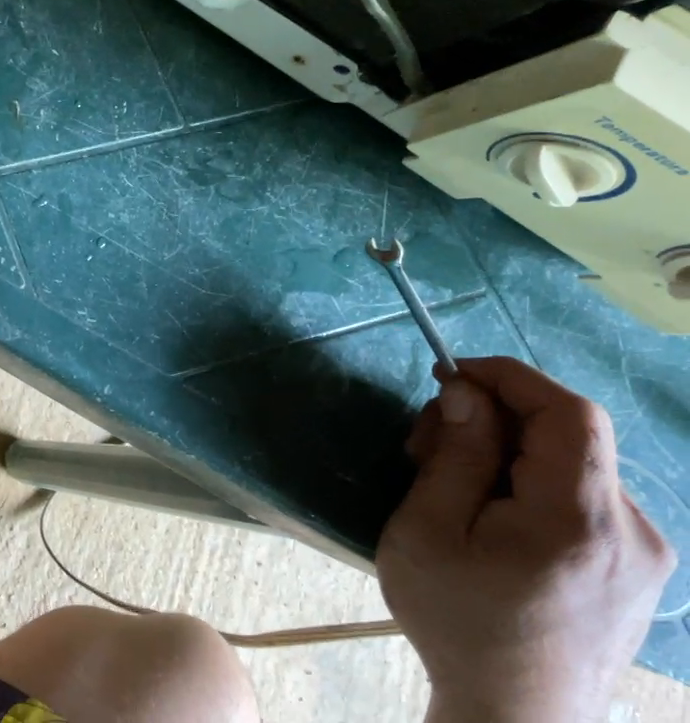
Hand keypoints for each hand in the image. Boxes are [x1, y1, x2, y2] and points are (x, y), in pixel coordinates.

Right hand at [377, 357, 674, 721]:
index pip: (568, 413)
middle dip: (490, 418)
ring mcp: (642, 551)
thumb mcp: (426, 532)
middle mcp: (630, 528)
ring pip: (571, 465)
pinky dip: (529, 481)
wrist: (519, 712)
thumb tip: (466, 394)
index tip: (447, 373)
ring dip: (506, 452)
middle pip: (568, 436)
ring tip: (444, 482)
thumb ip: (453, 458)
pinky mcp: (636, 567)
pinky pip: (582, 497)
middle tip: (419, 443)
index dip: (510, 376)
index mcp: (576, 518)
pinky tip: (486, 511)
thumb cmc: (456, 618)